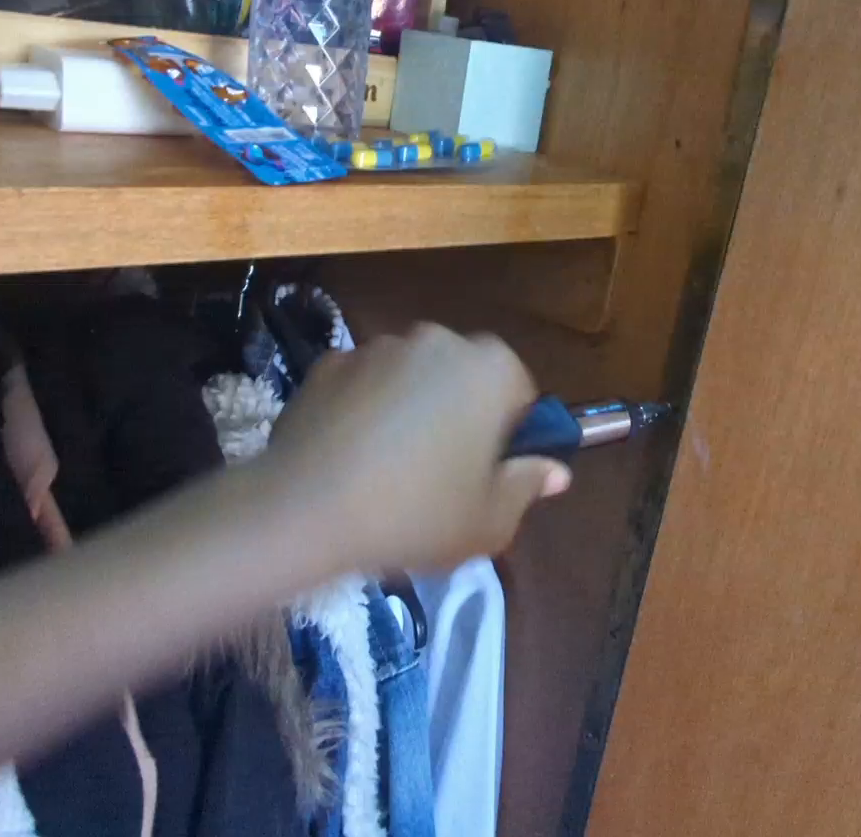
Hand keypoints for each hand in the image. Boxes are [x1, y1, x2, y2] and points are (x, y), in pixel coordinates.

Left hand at [262, 323, 570, 573]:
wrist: (306, 509)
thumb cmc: (416, 513)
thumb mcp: (489, 520)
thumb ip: (528, 486)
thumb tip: (554, 470)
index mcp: (489, 369)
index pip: (518, 391)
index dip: (507, 433)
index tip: (486, 471)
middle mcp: (437, 340)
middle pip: (463, 376)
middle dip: (458, 412)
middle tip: (441, 473)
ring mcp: (378, 345)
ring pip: (411, 376)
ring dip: (410, 406)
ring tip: (388, 466)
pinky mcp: (330, 361)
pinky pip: (364, 383)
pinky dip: (364, 406)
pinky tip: (350, 453)